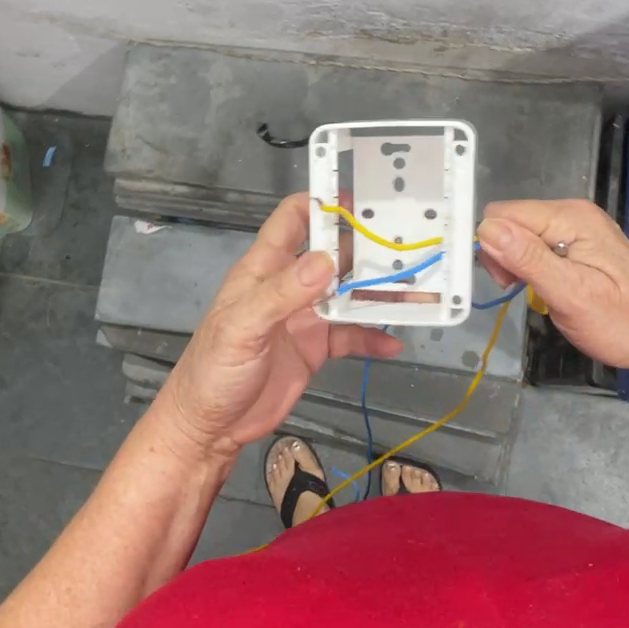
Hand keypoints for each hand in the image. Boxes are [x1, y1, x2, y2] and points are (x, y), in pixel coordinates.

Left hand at [154, 194, 402, 457]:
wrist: (212, 426)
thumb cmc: (215, 370)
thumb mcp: (243, 328)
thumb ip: (282, 294)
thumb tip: (326, 260)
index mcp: (264, 270)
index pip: (293, 220)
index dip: (323, 204)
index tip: (362, 201)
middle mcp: (289, 286)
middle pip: (332, 255)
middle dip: (366, 247)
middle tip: (409, 245)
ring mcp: (304, 317)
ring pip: (348, 295)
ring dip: (378, 294)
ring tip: (416, 293)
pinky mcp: (316, 348)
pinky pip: (350, 336)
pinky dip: (371, 338)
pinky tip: (392, 344)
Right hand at [476, 199, 628, 377]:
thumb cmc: (622, 323)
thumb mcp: (571, 295)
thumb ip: (528, 259)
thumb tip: (487, 229)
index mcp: (571, 217)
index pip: (503, 214)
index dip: (494, 247)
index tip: (510, 282)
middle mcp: (573, 212)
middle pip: (509, 221)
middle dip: (503, 254)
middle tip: (523, 289)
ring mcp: (577, 227)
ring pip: (518, 233)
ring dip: (515, 262)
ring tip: (538, 290)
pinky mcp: (579, 243)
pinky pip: (535, 244)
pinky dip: (529, 265)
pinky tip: (546, 286)